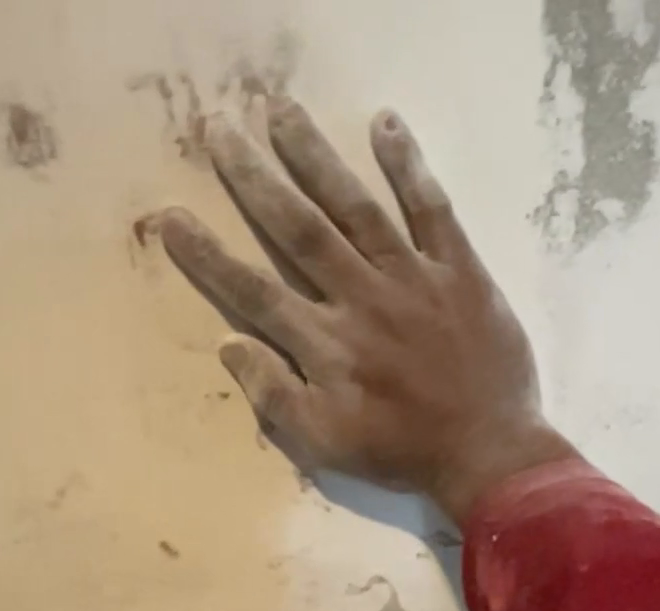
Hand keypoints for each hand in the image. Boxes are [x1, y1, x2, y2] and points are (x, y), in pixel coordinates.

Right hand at [155, 98, 576, 522]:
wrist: (489, 452)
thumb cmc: (400, 452)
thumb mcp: (324, 444)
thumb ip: (273, 395)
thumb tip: (229, 346)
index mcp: (323, 344)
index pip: (251, 291)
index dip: (207, 255)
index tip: (171, 216)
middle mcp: (360, 298)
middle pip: (298, 230)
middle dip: (254, 179)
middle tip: (220, 128)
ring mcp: (412, 278)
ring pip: (355, 206)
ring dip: (315, 156)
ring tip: (281, 110)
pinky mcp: (459, 270)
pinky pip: (431, 209)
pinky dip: (409, 166)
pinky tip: (384, 125)